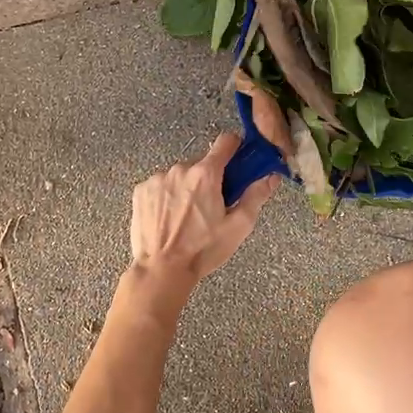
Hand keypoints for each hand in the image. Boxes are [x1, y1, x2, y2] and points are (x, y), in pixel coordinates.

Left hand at [129, 133, 278, 288]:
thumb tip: (271, 177)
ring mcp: (158, 179)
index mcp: (206, 174)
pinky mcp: (141, 191)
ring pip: (181, 174)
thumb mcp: (238, 226)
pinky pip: (161, 184)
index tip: (238, 160)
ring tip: (188, 216)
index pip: (225, 142)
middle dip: (210, 178)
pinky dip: (167, 195)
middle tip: (213, 204)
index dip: (235, 148)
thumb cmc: (201, 250)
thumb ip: (256, 196)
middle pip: (202, 163)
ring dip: (187, 187)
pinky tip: (170, 218)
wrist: (161, 270)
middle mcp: (181, 169)